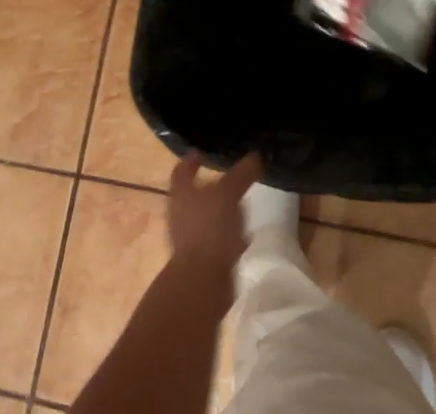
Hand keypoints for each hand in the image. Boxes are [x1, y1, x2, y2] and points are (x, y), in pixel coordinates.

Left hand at [166, 152, 263, 268]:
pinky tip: (244, 238)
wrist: (202, 282)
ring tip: (242, 208)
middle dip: (209, 188)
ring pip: (206, 219)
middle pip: (192, 195)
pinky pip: (216, 241)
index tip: (200, 153)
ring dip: (221, 213)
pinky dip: (228, 237)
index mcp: (180, 194)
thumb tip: (256, 156)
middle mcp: (179, 215)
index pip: (181, 171)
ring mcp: (189, 239)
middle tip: (228, 180)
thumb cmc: (210, 230)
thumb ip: (241, 175)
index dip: (190, 161)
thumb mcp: (228, 195)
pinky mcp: (202, 260)